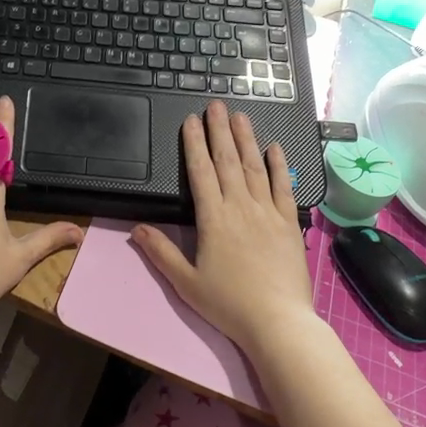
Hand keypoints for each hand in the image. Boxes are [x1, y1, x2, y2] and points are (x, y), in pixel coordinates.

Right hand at [131, 100, 316, 354]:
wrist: (278, 322)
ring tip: (240, 116)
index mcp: (212, 218)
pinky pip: (284, 187)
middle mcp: (240, 206)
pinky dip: (279, 165)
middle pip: (227, 160)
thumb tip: (136, 229)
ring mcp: (267, 212)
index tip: (191, 121)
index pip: (200, 172)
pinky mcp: (289, 223)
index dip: (194, 144)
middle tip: (215, 105)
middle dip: (219, 130)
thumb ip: (161, 253)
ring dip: (246, 139)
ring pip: (255, 167)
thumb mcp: (186, 282)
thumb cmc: (229, 304)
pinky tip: (275, 147)